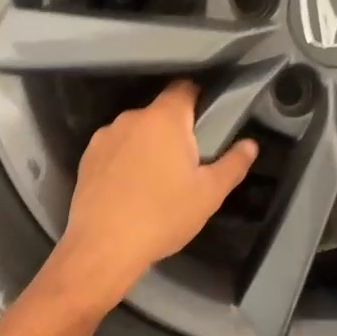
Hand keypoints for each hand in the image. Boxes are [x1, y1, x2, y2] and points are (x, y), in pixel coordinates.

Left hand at [56, 80, 257, 299]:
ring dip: (147, 148)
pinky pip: (114, 151)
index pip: (184, 89)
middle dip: (174, 132)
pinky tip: (130, 190)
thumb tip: (250, 146)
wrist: (104, 246)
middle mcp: (131, 119)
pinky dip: (124, 162)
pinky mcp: (86, 159)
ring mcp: (104, 137)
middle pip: (159, 114)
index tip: (208, 120)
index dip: (199, 99)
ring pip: (135, 133)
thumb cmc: (162, 216)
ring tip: (155, 182)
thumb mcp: (209, 195)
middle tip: (187, 164)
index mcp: (164, 119)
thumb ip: (232, 165)